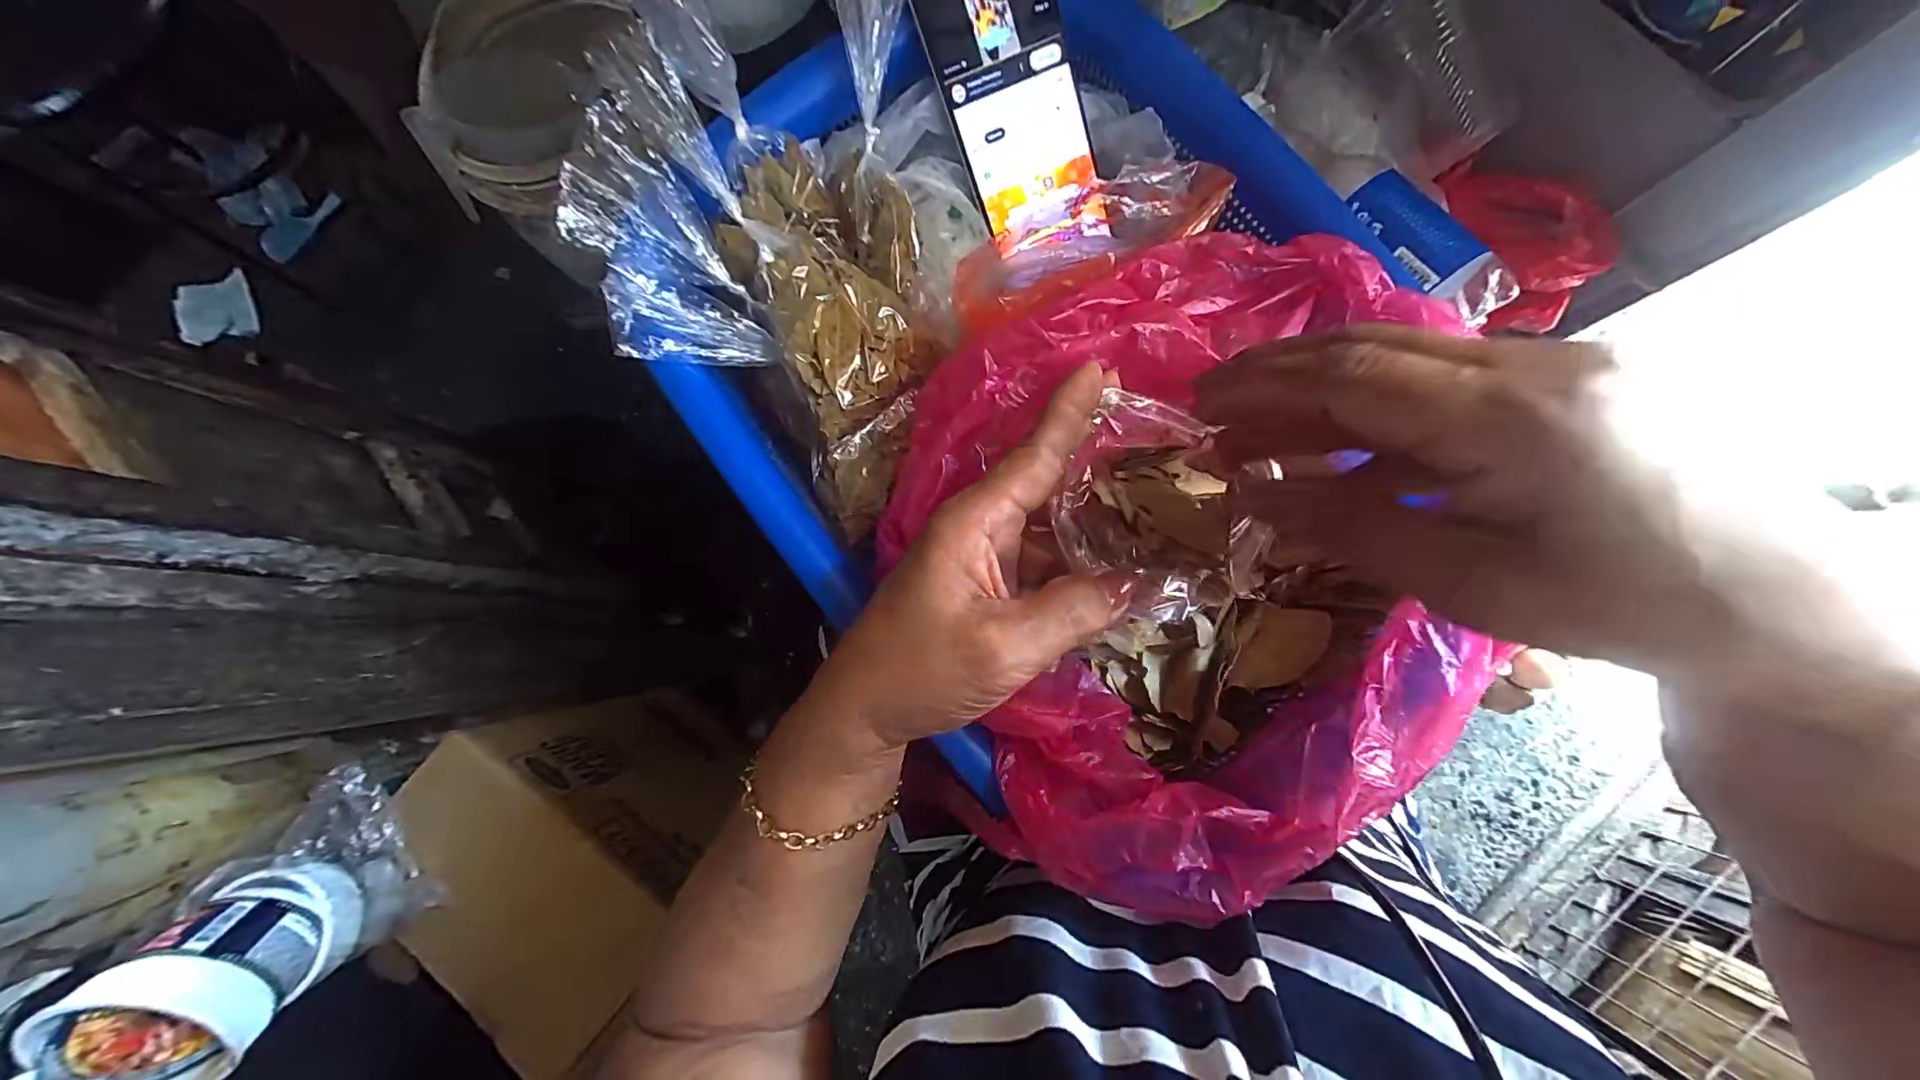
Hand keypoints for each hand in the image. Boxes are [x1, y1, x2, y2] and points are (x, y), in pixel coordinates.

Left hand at [805, 363, 1134, 750]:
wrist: (867, 708)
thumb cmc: (922, 670)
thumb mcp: (1003, 647)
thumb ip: (1073, 612)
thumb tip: (1138, 583)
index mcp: (975, 522)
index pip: (1033, 456)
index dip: (1070, 412)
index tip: (1100, 366)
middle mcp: (980, 528)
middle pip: (1048, 485)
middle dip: (1098, 463)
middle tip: (1159, 442)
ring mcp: (984, 559)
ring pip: (1051, 528)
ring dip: (1097, 523)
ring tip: (1160, 512)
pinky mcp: (989, 588)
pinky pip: (1044, 564)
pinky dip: (1079, 564)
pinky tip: (1120, 570)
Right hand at [1193, 325, 1774, 675]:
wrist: (1785, 605)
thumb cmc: (1619, 605)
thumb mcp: (1468, 582)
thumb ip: (1350, 529)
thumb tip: (1252, 497)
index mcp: (1515, 416)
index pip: (1356, 377)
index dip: (1265, 386)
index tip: (1200, 402)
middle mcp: (1535, 364)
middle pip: (1372, 350)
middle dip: (1277, 375)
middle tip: (1209, 404)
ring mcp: (1556, 364)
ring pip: (1402, 360)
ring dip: (1318, 392)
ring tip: (1253, 429)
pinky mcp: (1562, 379)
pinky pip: (1441, 382)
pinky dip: (1370, 411)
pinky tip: (1332, 443)